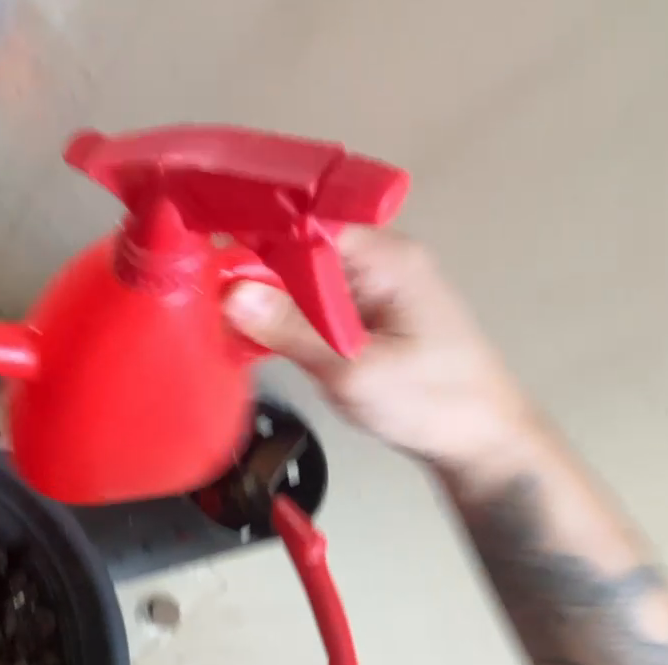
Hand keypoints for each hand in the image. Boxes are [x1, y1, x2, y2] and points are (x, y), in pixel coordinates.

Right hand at [223, 226, 541, 483]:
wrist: (476, 437)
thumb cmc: (427, 400)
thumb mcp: (353, 368)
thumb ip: (291, 330)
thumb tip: (230, 292)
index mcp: (386, 259)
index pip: (308, 224)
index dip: (255, 233)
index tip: (200, 253)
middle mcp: (375, 262)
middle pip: (296, 248)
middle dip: (247, 267)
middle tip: (191, 294)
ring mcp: (364, 288)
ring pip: (294, 277)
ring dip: (254, 295)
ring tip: (204, 313)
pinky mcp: (353, 314)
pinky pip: (301, 302)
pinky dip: (270, 316)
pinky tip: (239, 334)